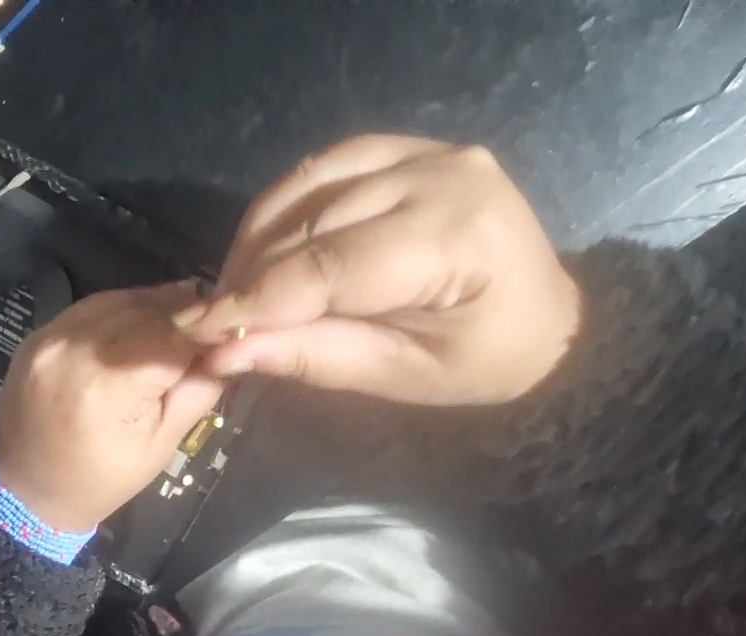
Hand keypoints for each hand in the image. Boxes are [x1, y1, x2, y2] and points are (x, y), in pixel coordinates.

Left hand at [0, 283, 223, 533]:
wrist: (26, 492)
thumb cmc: (101, 481)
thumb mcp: (161, 446)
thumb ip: (198, 390)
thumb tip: (231, 346)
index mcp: (107, 385)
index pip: (174, 336)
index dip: (208, 331)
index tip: (233, 333)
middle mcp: (75, 349)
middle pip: (147, 311)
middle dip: (186, 315)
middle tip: (215, 325)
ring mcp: (51, 337)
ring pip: (120, 300)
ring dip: (156, 307)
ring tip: (185, 320)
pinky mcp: (38, 334)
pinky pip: (92, 308)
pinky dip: (123, 310)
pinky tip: (143, 322)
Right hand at [182, 136, 580, 405]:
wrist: (548, 323)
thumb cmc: (484, 365)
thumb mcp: (403, 376)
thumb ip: (317, 357)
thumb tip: (226, 353)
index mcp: (456, 237)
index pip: (330, 264)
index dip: (256, 300)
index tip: (198, 333)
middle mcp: (441, 173)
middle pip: (313, 221)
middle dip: (249, 277)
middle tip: (209, 326)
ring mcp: (426, 150)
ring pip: (309, 187)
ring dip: (257, 242)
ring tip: (232, 296)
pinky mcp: (409, 148)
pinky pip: (325, 169)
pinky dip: (284, 212)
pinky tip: (264, 253)